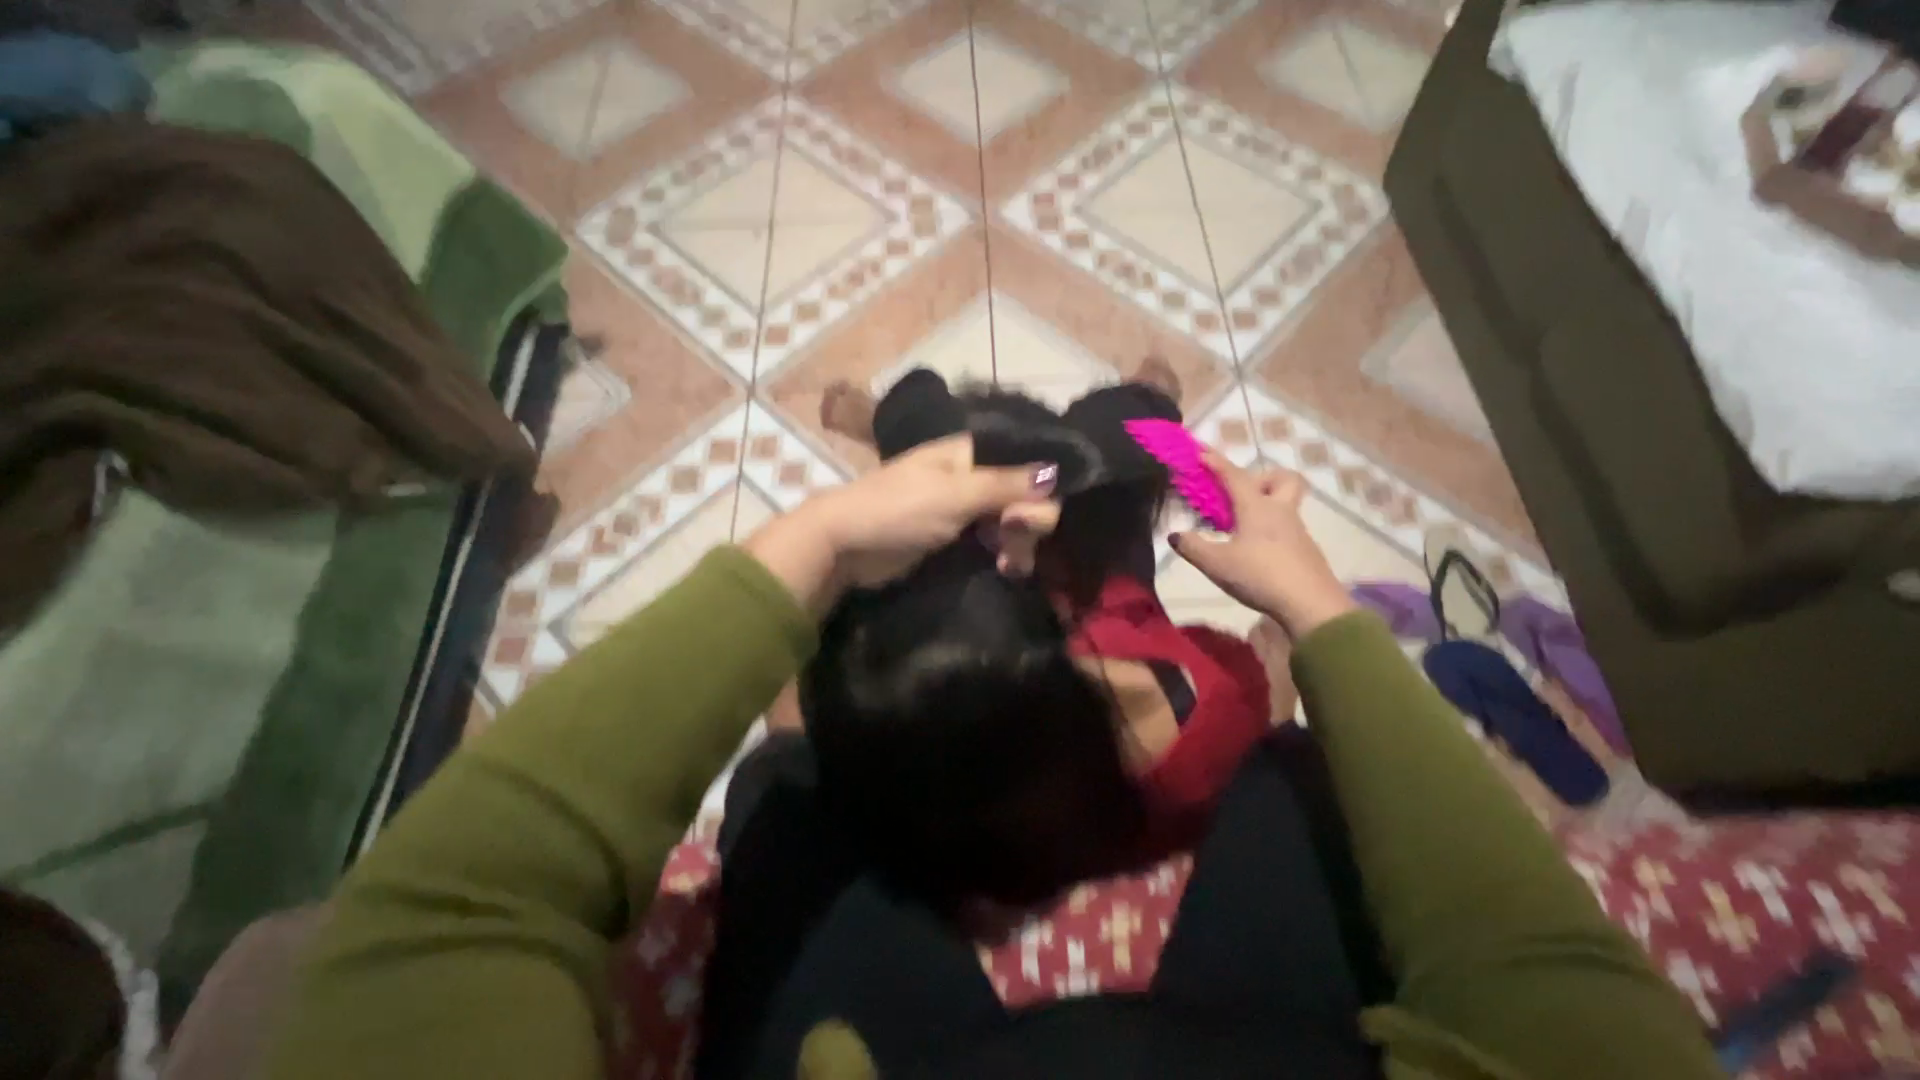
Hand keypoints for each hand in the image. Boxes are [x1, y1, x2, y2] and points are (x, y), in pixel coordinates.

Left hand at [745, 435, 1059, 612]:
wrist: (843, 546)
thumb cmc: (896, 509)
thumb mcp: (954, 494)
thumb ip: (1005, 485)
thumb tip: (1056, 474)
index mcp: (970, 453)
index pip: (1026, 463)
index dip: (1039, 488)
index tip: (1030, 517)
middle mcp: (973, 476)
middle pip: (1024, 495)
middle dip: (1028, 523)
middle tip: (1012, 546)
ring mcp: (964, 508)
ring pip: (1013, 522)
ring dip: (1019, 544)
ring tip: (1009, 565)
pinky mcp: (957, 539)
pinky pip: (995, 542)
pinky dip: (1005, 554)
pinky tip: (1005, 568)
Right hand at [1169, 453, 1356, 638]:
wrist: (1310, 604)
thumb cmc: (1260, 575)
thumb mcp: (1217, 564)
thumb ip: (1193, 547)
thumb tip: (1175, 535)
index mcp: (1257, 507)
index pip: (1234, 476)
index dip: (1217, 463)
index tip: (1202, 452)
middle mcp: (1280, 512)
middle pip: (1282, 479)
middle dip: (1262, 478)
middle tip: (1241, 496)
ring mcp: (1297, 531)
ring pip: (1285, 504)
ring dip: (1266, 506)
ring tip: (1241, 528)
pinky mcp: (1305, 551)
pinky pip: (1287, 528)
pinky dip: (1271, 531)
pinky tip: (1257, 552)